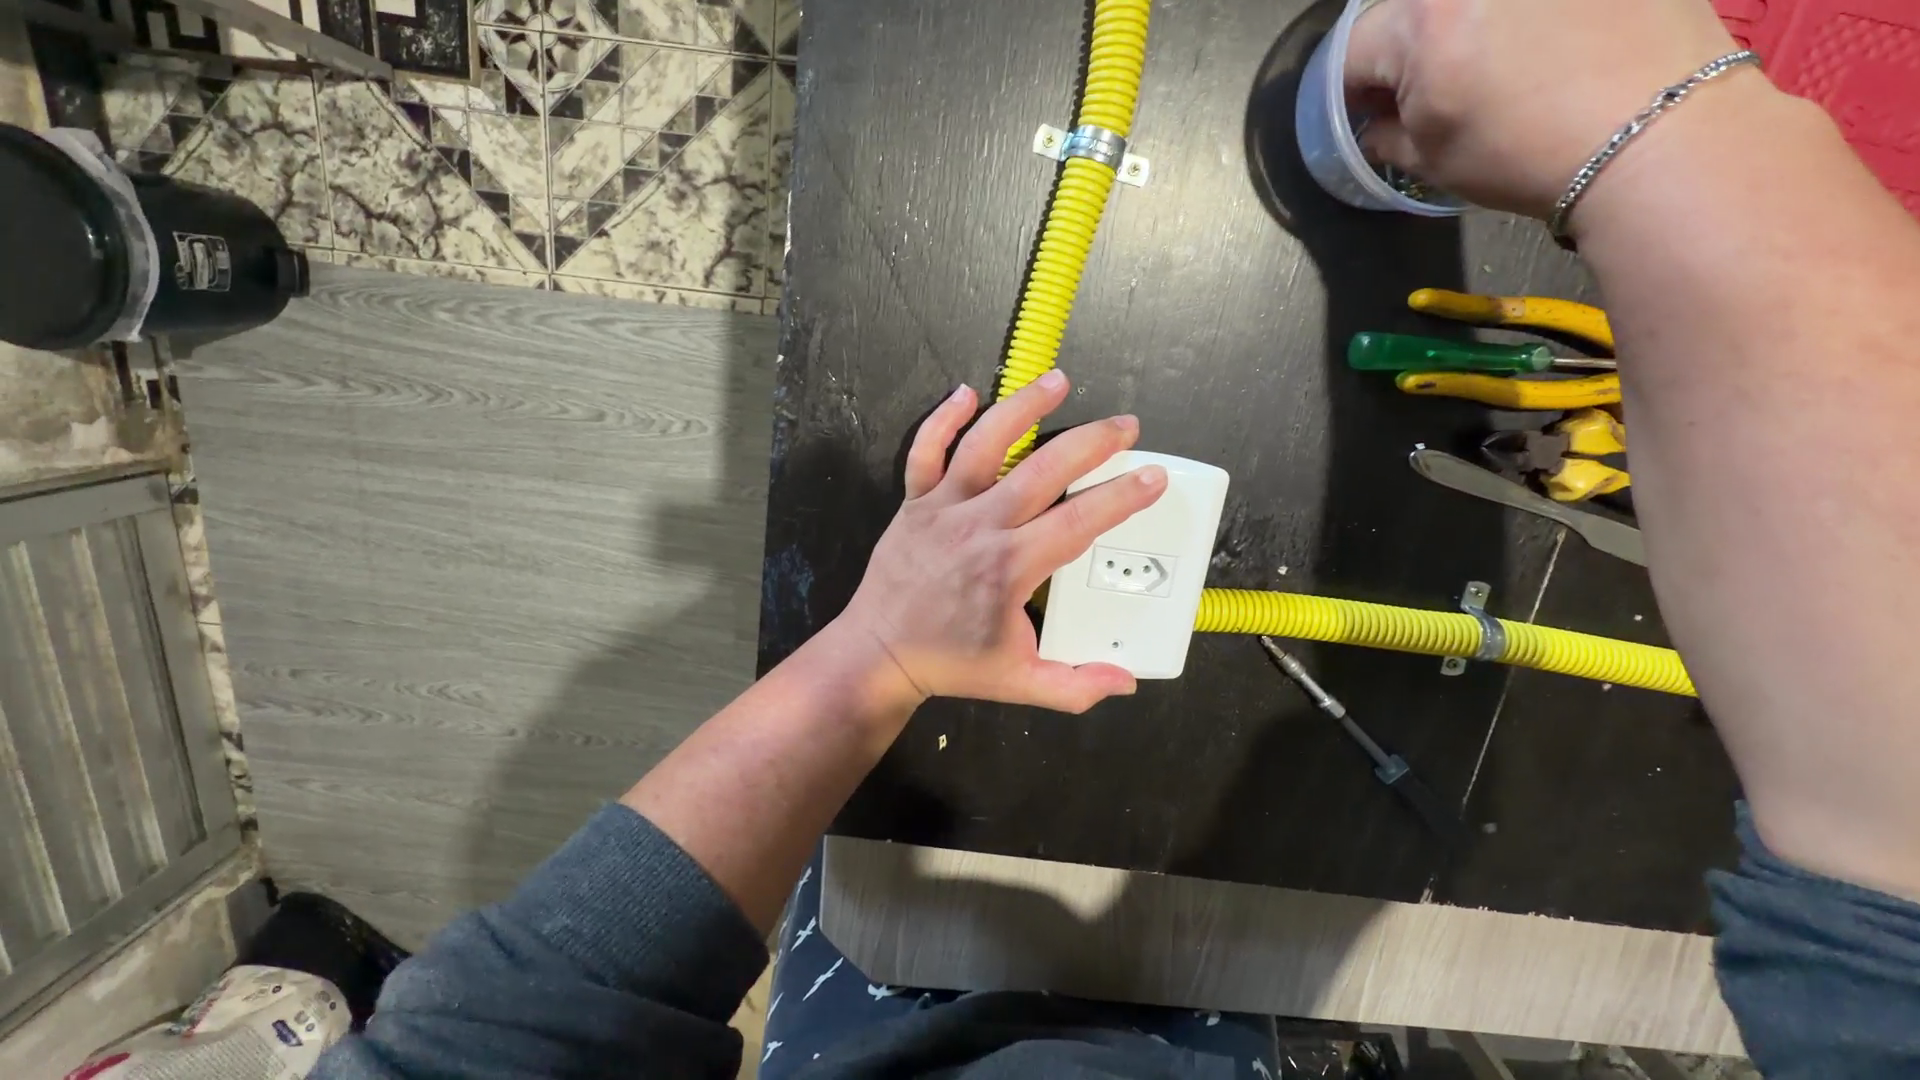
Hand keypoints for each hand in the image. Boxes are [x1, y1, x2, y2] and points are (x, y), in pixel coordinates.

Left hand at [834, 371, 1167, 713]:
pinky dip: (942, 419)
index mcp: (1009, 568)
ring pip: (985, 444)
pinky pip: (925, 451)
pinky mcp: (915, 503)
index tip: (1152, 479)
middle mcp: (978, 527)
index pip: (1079, 522)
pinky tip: (966, 393)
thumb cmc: (950, 663)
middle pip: (1044, 470)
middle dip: (1092, 443)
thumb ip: (1075, 685)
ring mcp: (943, 509)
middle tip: (1126, 426)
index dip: (1122, 498)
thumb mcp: (1019, 683)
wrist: (878, 653)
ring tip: (1057, 383)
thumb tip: (1126, 681)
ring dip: (1024, 409)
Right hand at [1345, 0, 1751, 219]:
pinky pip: (1527, 3)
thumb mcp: (1431, 158)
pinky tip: (1542, 47)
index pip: (1352, 52)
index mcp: (1421, 19)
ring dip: (1463, 30)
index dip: (1350, 94)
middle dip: (1406, 53)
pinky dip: (1523, 20)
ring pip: (1466, 4)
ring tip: (1492, 68)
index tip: (1369, 118)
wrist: (1655, 133)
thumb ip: (1384, 135)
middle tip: (1427, 95)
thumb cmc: (1525, 153)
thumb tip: (1374, 124)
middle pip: (1408, 12)